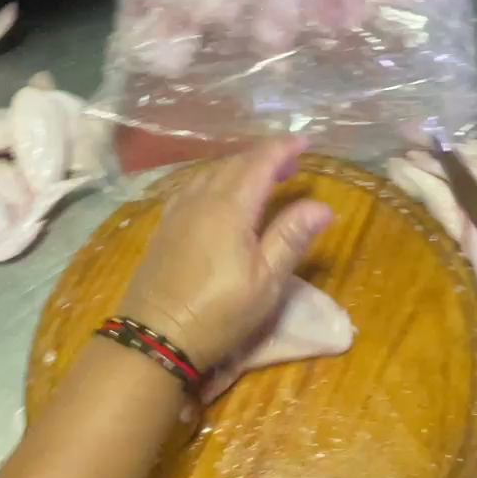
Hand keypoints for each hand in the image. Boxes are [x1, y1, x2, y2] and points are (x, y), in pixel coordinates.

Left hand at [118, 137, 333, 370]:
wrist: (154, 337)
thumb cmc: (218, 312)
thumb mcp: (265, 282)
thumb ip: (291, 237)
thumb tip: (322, 205)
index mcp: (230, 206)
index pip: (260, 162)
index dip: (283, 148)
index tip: (305, 140)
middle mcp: (202, 197)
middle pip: (236, 162)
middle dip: (265, 156)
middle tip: (292, 163)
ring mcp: (179, 209)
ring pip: (213, 171)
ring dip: (241, 166)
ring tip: (264, 177)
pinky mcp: (166, 224)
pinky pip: (195, 185)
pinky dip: (218, 179)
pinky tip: (223, 194)